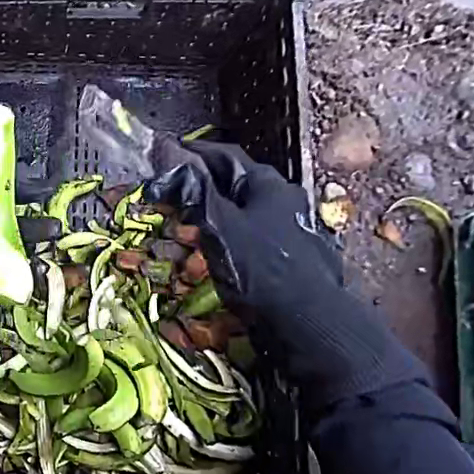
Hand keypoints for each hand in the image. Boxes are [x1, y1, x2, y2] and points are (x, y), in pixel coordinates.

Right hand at [146, 138, 340, 307]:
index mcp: (267, 184)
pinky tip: (219, 250)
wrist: (306, 322)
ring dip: (218, 211)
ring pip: (245, 209)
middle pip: (236, 182)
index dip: (192, 152)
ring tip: (190, 220)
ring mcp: (292, 228)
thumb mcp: (218, 225)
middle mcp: (285, 199)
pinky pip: (254, 235)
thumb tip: (167, 151)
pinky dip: (231, 235)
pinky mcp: (293, 256)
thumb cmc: (259, 268)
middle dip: (204, 183)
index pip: (224, 155)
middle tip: (174, 190)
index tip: (167, 154)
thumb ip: (193, 188)